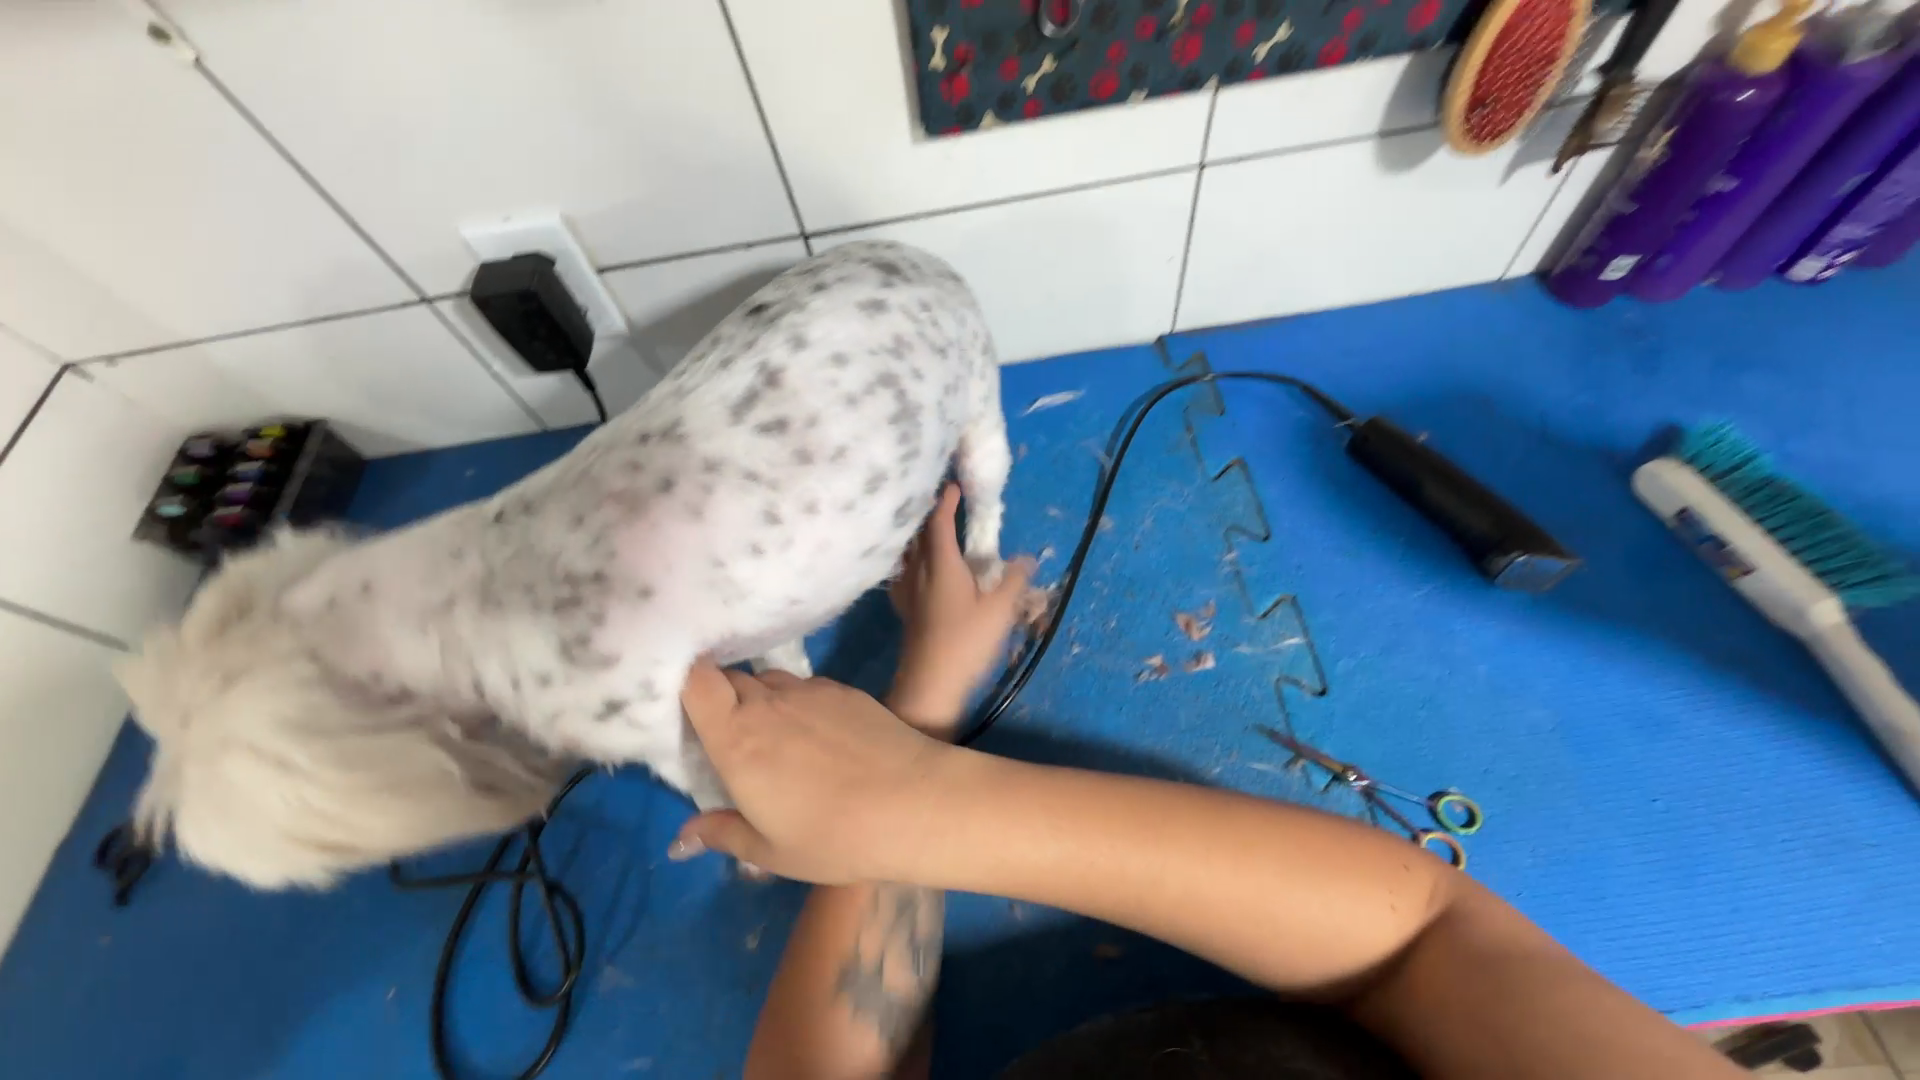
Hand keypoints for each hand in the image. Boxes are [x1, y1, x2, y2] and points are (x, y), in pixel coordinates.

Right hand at [671, 661, 956, 883]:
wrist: (916, 803)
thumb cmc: (835, 836)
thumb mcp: (771, 850)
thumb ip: (722, 834)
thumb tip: (680, 838)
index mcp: (737, 737)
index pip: (696, 680)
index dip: (685, 683)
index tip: (684, 709)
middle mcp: (770, 702)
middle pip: (730, 677)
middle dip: (721, 698)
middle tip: (726, 734)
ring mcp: (812, 690)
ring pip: (770, 680)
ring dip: (762, 701)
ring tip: (775, 738)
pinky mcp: (846, 690)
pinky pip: (807, 686)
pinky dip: (800, 703)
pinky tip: (819, 738)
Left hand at [889, 485, 1036, 735]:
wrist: (930, 683)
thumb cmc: (966, 642)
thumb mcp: (1000, 610)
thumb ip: (1014, 579)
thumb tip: (1026, 557)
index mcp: (940, 564)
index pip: (938, 522)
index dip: (945, 502)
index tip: (952, 485)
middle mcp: (918, 571)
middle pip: (917, 533)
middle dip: (928, 514)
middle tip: (941, 502)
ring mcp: (907, 591)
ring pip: (908, 553)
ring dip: (917, 536)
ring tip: (929, 529)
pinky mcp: (904, 609)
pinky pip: (904, 572)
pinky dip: (911, 560)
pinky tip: (917, 570)